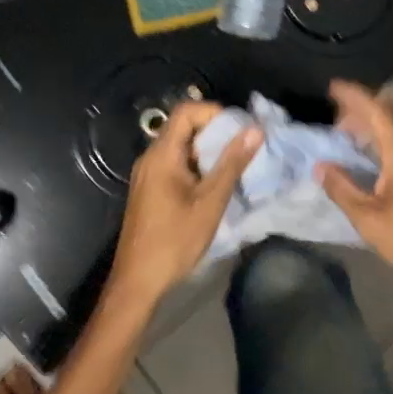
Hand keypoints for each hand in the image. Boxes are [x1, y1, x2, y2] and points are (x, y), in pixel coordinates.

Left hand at [110, 101, 260, 303]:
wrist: (137, 281)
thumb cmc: (175, 240)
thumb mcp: (210, 201)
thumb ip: (232, 163)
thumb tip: (255, 129)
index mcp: (162, 155)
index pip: (186, 112)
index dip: (214, 112)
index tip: (239, 130)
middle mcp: (150, 158)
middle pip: (183, 127)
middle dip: (215, 132)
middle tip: (242, 149)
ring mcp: (147, 174)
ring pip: (180, 147)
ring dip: (207, 151)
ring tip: (232, 168)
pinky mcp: (149, 189)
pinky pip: (174, 164)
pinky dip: (196, 165)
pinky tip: (212, 186)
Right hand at [317, 81, 392, 300]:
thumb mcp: (366, 217)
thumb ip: (341, 188)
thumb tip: (321, 166)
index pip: (377, 111)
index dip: (354, 96)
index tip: (333, 87)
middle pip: (389, 112)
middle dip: (362, 108)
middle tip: (336, 118)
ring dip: (373, 123)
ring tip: (347, 136)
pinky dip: (384, 136)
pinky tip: (369, 155)